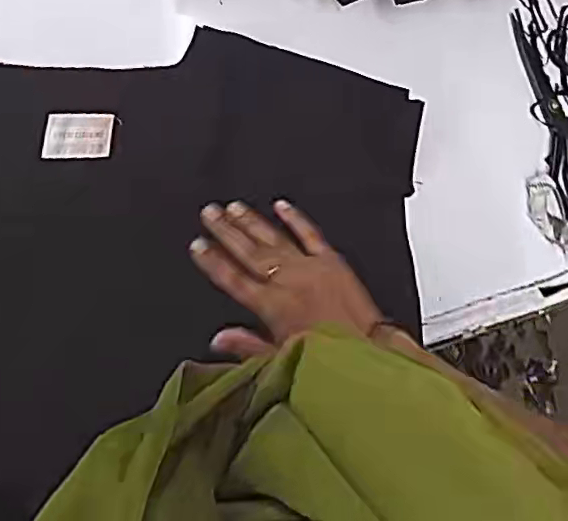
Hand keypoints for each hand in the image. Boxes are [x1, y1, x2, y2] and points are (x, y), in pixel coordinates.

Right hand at [189, 199, 389, 358]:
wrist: (370, 355)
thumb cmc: (328, 363)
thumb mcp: (282, 360)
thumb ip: (248, 346)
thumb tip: (218, 339)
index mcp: (274, 308)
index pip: (235, 279)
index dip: (213, 261)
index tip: (198, 245)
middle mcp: (288, 282)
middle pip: (249, 252)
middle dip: (226, 231)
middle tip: (209, 212)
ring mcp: (310, 267)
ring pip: (274, 238)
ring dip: (252, 221)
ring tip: (234, 206)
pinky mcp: (332, 260)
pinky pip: (309, 233)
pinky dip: (294, 218)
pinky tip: (280, 205)